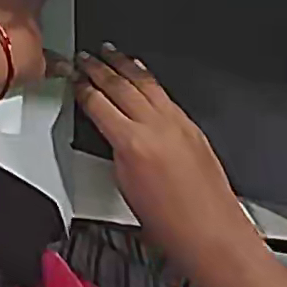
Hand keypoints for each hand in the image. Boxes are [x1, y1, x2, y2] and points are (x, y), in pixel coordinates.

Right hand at [73, 45, 266, 282]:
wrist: (213, 234)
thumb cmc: (171, 224)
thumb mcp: (125, 187)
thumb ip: (115, 151)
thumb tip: (110, 132)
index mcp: (132, 143)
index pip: (98, 104)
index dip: (82, 87)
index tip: (73, 78)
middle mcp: (156, 126)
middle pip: (120, 85)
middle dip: (98, 68)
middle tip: (85, 57)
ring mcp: (177, 122)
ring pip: (144, 82)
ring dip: (123, 64)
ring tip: (109, 52)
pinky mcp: (191, 125)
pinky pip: (164, 92)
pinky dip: (148, 77)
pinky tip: (141, 72)